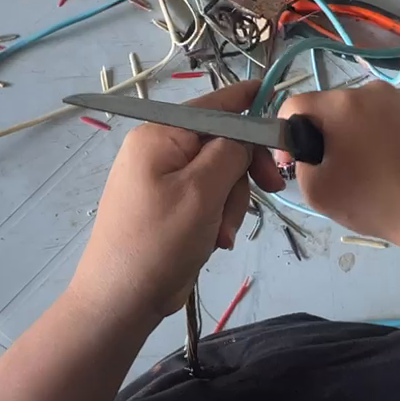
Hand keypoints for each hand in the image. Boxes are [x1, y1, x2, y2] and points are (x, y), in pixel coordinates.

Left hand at [64, 80, 284, 327]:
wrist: (121, 300)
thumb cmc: (159, 241)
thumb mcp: (202, 192)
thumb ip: (231, 153)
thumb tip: (246, 133)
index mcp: (160, 135)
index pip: (213, 106)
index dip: (247, 101)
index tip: (278, 101)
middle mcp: (160, 150)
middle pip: (222, 144)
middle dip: (243, 173)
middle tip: (272, 189)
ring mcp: (164, 179)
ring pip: (221, 175)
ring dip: (231, 204)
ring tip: (222, 234)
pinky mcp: (171, 206)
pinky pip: (208, 198)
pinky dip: (218, 216)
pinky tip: (215, 240)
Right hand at [277, 82, 399, 246]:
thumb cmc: (373, 202)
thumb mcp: (315, 189)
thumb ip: (298, 160)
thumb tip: (306, 147)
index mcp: (341, 104)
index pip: (295, 105)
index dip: (286, 132)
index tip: (294, 161)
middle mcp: (370, 90)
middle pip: (327, 106)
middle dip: (321, 133)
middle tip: (330, 169)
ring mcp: (398, 98)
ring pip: (354, 111)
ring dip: (348, 133)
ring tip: (360, 168)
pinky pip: (380, 116)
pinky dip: (373, 133)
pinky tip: (383, 163)